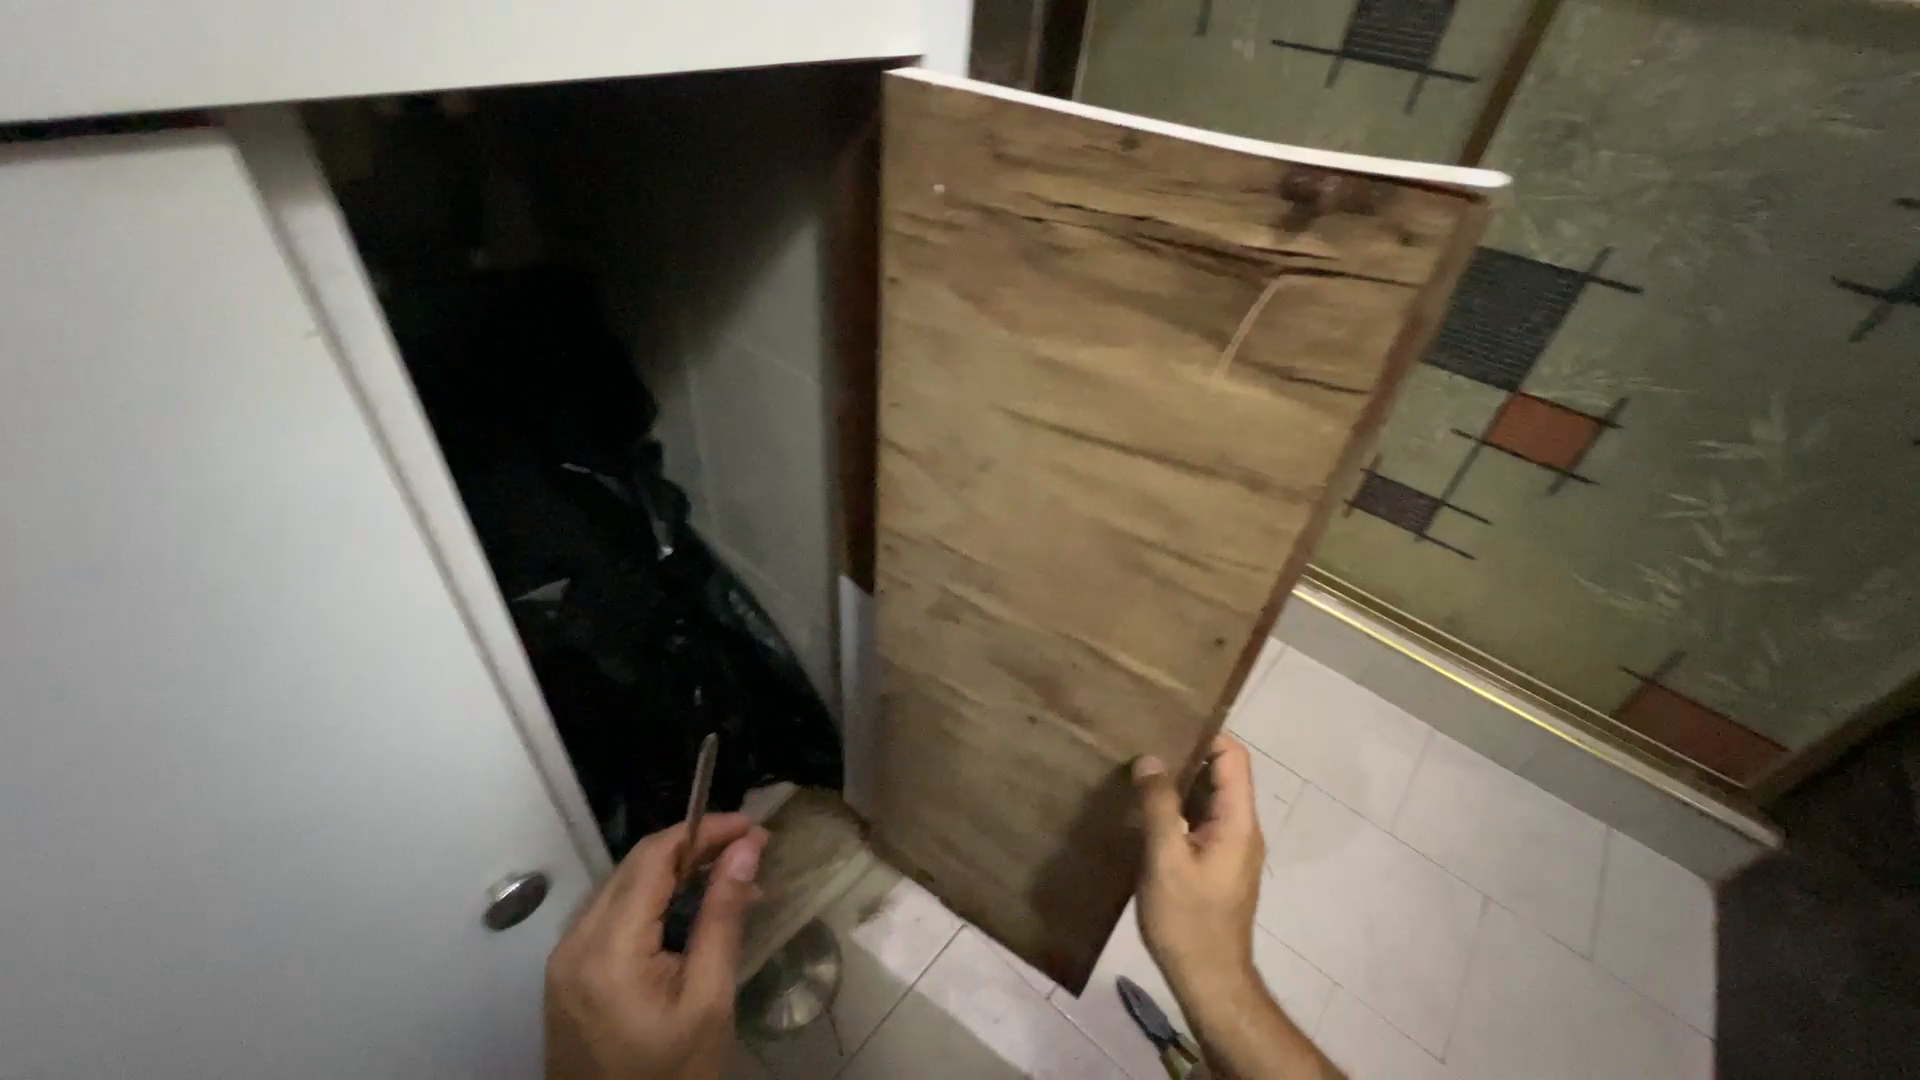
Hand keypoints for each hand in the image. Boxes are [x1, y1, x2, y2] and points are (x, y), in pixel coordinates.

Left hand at [545, 814, 768, 1079]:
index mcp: (608, 949)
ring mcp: (565, 959)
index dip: (705, 830)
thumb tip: (747, 848)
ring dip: (677, 871)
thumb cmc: (673, 1074)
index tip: (752, 827)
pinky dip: (654, 899)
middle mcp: (575, 943)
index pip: (654, 857)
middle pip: (637, 865)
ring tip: (731, 878)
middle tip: (750, 848)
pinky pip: (613, 913)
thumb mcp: (710, 998)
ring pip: (625, 884)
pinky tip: (692, 908)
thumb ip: (723, 915)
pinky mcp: (567, 973)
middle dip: (695, 846)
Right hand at [1132, 736, 1263, 1001]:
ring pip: (1208, 798)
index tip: (1166, 721)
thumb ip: (1159, 805)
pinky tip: (1144, 807)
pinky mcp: (1216, 864)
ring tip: (1138, 766)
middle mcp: (1241, 828)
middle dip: (1187, 753)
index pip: (1233, 758)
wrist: (1209, 980)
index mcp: (1238, 822)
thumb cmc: (1188, 919)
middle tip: (1143, 739)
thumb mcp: (1166, 858)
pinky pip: (1200, 820)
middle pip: (1222, 774)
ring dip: (1179, 781)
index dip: (1205, 734)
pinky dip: (1177, 806)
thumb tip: (1150, 759)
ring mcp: (1230, 848)